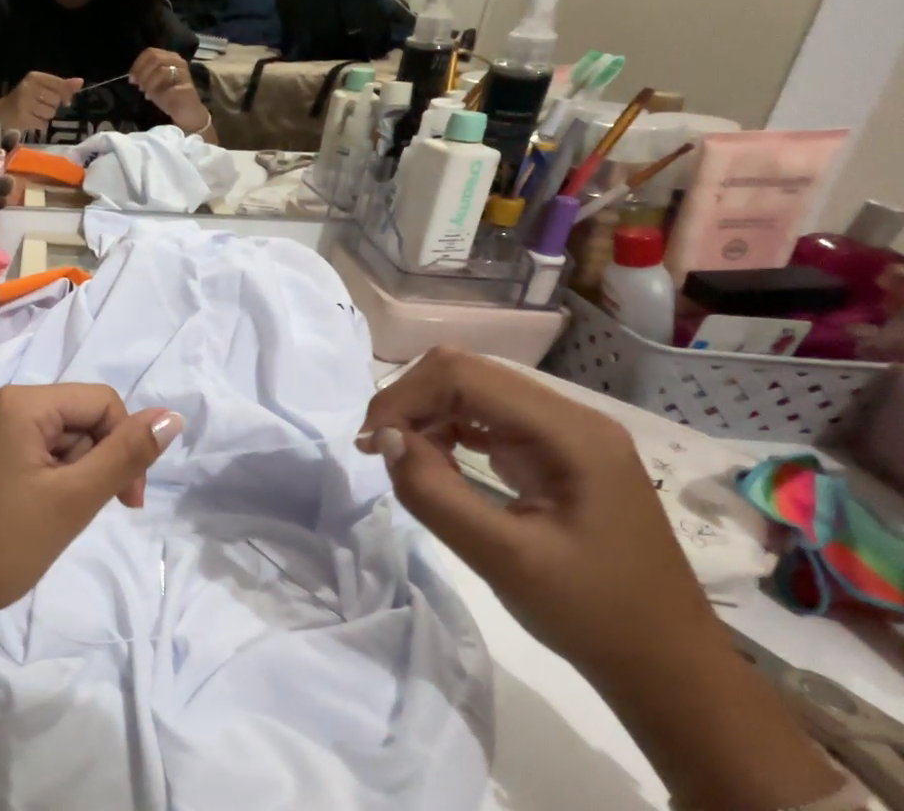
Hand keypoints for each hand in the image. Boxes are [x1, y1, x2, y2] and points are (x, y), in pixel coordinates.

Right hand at [0, 72, 80, 130]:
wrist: (0, 113)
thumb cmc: (25, 99)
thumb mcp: (42, 87)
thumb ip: (62, 85)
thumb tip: (81, 82)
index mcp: (34, 77)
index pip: (59, 84)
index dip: (66, 94)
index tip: (65, 100)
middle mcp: (28, 87)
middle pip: (56, 100)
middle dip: (53, 106)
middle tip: (42, 106)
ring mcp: (24, 103)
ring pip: (50, 113)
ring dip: (46, 116)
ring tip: (35, 113)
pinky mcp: (23, 117)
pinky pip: (43, 124)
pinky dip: (40, 125)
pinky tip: (31, 120)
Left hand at [0, 384, 182, 644]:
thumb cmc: (1, 544)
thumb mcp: (74, 499)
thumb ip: (126, 455)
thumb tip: (172, 415)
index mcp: (20, 402)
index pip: (102, 402)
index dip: (126, 446)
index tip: (127, 503)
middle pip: (78, 418)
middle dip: (96, 463)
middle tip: (82, 514)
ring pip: (57, 439)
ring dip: (72, 476)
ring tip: (52, 519)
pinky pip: (29, 454)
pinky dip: (47, 482)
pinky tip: (34, 516)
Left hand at [130, 48, 207, 131]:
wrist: (184, 111)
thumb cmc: (167, 95)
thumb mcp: (152, 82)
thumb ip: (144, 75)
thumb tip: (132, 76)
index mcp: (169, 57)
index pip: (150, 52)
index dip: (138, 64)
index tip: (131, 77)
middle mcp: (177, 61)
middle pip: (154, 57)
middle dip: (142, 72)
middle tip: (138, 85)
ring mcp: (183, 71)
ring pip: (159, 69)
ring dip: (148, 82)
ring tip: (146, 92)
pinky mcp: (186, 83)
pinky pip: (166, 83)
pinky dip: (154, 89)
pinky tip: (152, 97)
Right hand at [359, 348, 726, 679]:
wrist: (666, 663)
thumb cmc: (591, 612)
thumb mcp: (502, 558)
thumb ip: (435, 493)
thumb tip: (385, 440)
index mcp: (570, 434)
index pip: (464, 376)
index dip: (404, 398)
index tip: (370, 445)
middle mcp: (571, 419)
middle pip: (469, 373)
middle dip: (411, 402)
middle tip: (379, 450)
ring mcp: (567, 436)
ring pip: (474, 392)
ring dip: (426, 415)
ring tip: (402, 460)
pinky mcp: (557, 455)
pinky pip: (489, 420)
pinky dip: (448, 431)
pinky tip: (435, 464)